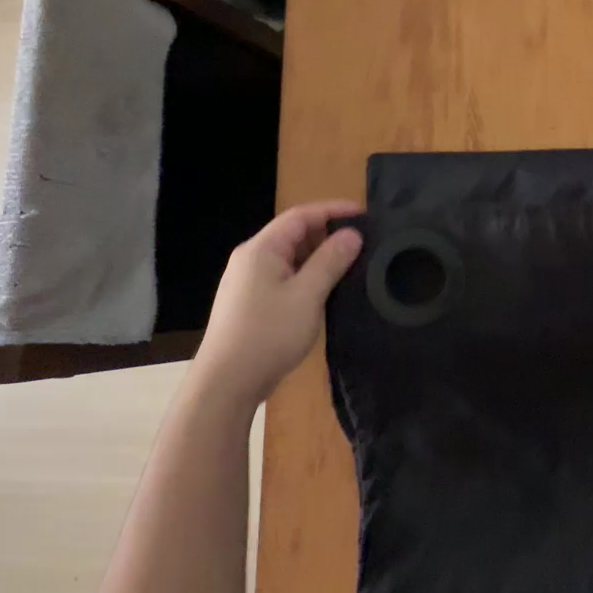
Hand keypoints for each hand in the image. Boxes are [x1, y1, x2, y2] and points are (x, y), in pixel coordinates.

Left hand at [189, 200, 363, 414]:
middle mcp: (251, 259)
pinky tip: (327, 291)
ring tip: (352, 266)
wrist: (227, 382)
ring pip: (291, 258)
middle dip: (329, 234)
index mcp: (261, 249)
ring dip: (320, 258)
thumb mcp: (307, 295)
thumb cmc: (268, 333)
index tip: (365, 214)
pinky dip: (308, 276)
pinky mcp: (252, 303)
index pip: (301, 215)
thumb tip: (352, 234)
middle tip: (363, 244)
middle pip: (294, 234)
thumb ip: (331, 261)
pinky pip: (285, 277)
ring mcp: (248, 282)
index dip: (334, 210)